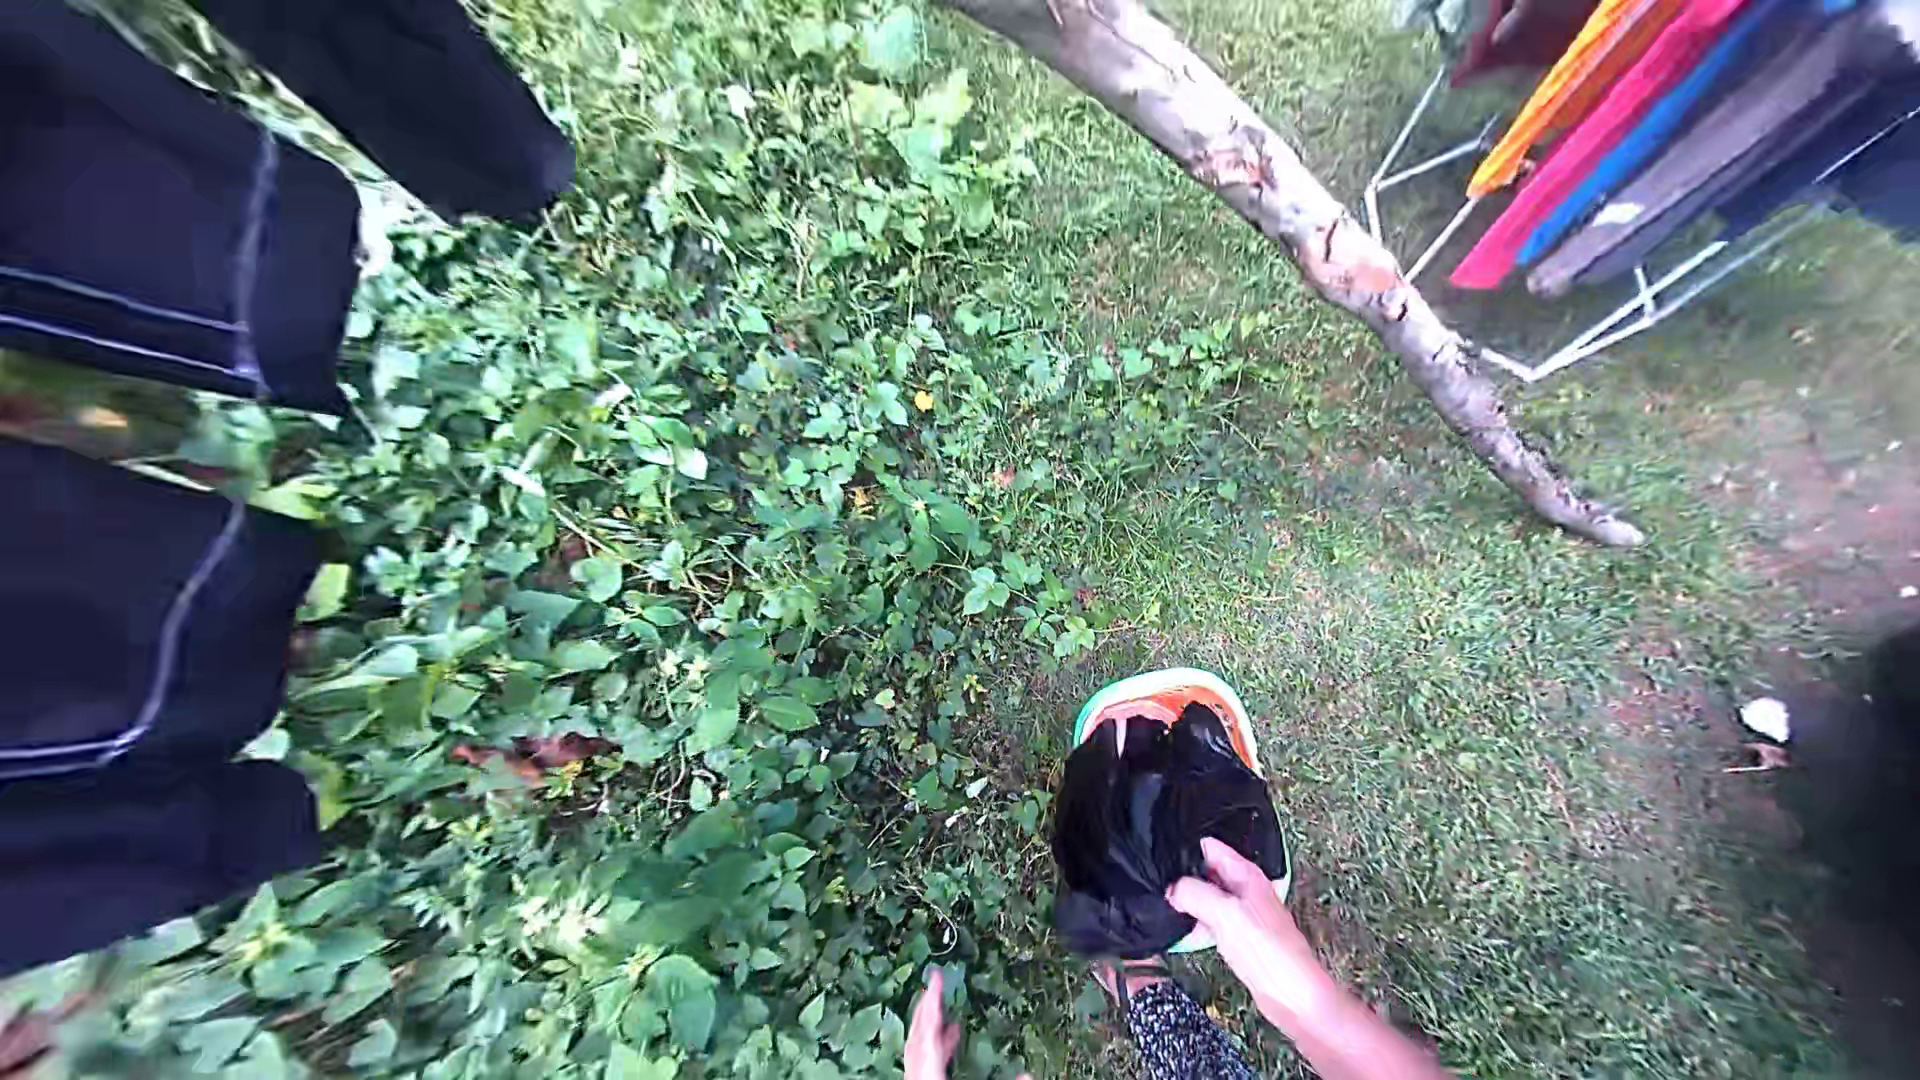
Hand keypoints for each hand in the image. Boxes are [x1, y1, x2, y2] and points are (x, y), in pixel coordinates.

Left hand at [905, 967, 1031, 1079]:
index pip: (928, 1029)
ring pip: (919, 1047)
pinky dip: (935, 1046)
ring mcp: (917, 1077)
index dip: (932, 999)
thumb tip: (1030, 1071)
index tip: (935, 975)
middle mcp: (918, 1072)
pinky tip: (952, 1039)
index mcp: (929, 1071)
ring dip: (931, 1026)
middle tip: (935, 983)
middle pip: (918, 1034)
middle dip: (926, 1007)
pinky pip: (923, 1061)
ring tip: (947, 1010)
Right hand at [1165, 837, 1339, 1023]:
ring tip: (1167, 904)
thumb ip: (1193, 893)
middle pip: (1206, 870)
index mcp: (1245, 873)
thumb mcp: (1224, 914)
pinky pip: (1211, 920)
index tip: (1164, 859)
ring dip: (1189, 900)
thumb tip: (1171, 888)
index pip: (1208, 846)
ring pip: (1207, 896)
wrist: (1296, 1001)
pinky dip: (1197, 922)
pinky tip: (1184, 929)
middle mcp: (1244, 888)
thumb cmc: (1270, 953)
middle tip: (1162, 885)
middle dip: (1184, 876)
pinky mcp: (1240, 936)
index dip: (1185, 849)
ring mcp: (1243, 913)